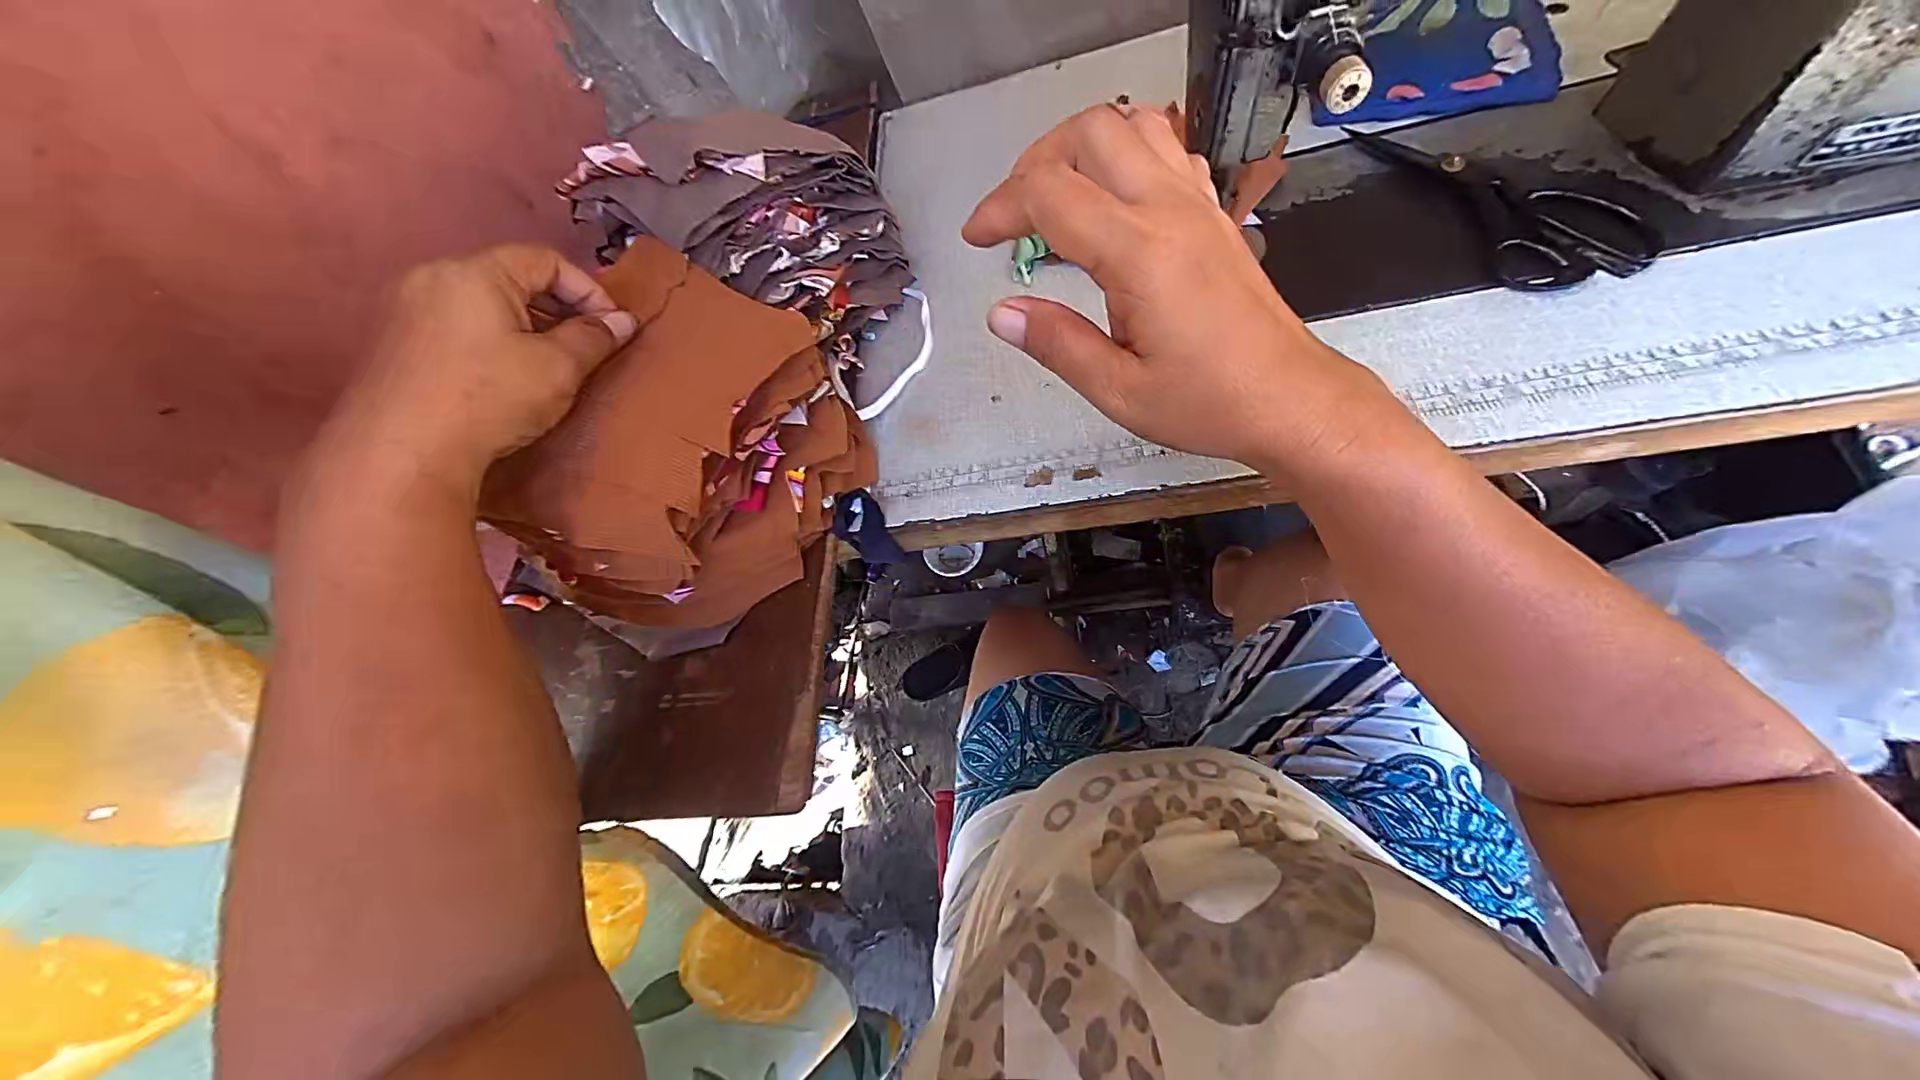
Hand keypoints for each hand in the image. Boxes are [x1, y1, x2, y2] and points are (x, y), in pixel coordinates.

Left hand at [325, 245, 636, 492]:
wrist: (406, 451)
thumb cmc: (491, 398)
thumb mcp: (558, 368)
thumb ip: (594, 338)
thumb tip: (623, 321)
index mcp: (474, 273)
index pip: (545, 259)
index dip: (588, 289)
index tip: (612, 327)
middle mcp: (434, 277)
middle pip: (513, 278)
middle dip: (560, 308)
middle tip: (588, 347)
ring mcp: (408, 310)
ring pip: (486, 304)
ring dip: (530, 327)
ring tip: (554, 366)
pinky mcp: (397, 343)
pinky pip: (461, 326)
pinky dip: (497, 341)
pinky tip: (510, 378)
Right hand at [963, 105, 1393, 473]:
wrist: (1289, 399)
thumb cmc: (1211, 402)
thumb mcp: (1117, 390)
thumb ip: (1055, 343)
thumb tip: (1002, 313)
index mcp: (1140, 255)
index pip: (1050, 194)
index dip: (1000, 207)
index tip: (979, 237)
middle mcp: (1171, 214)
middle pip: (1090, 132)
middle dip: (1035, 162)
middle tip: (1013, 214)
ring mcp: (1198, 208)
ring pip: (1134, 125)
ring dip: (1082, 148)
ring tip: (1055, 197)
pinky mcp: (1214, 217)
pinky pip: (1169, 152)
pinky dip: (1126, 158)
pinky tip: (1112, 202)